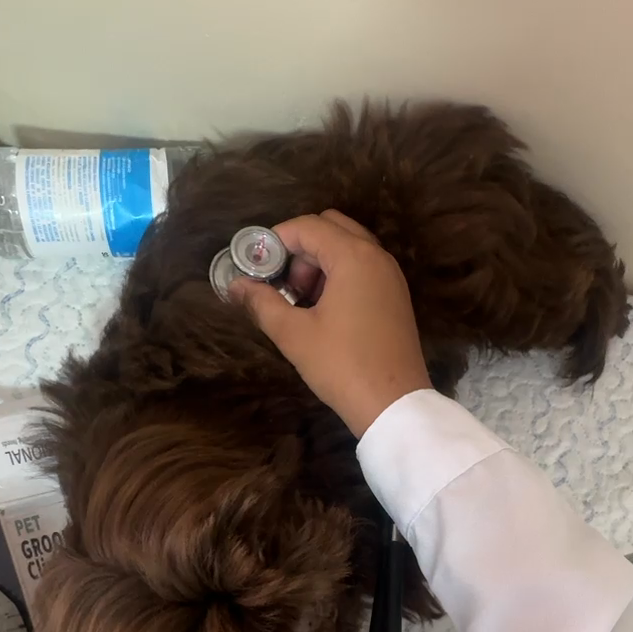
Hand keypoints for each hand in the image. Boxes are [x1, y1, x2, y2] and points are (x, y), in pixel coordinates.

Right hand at [231, 210, 431, 436]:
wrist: (393, 405)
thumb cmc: (342, 366)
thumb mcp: (294, 335)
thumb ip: (262, 302)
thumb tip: (236, 285)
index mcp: (354, 257)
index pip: (308, 226)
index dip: (276, 240)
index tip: (257, 267)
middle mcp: (377, 257)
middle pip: (331, 229)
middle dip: (300, 249)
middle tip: (283, 286)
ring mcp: (391, 277)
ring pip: (349, 249)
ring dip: (319, 264)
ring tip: (301, 303)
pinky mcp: (396, 298)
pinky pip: (363, 270)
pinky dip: (340, 277)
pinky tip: (324, 312)